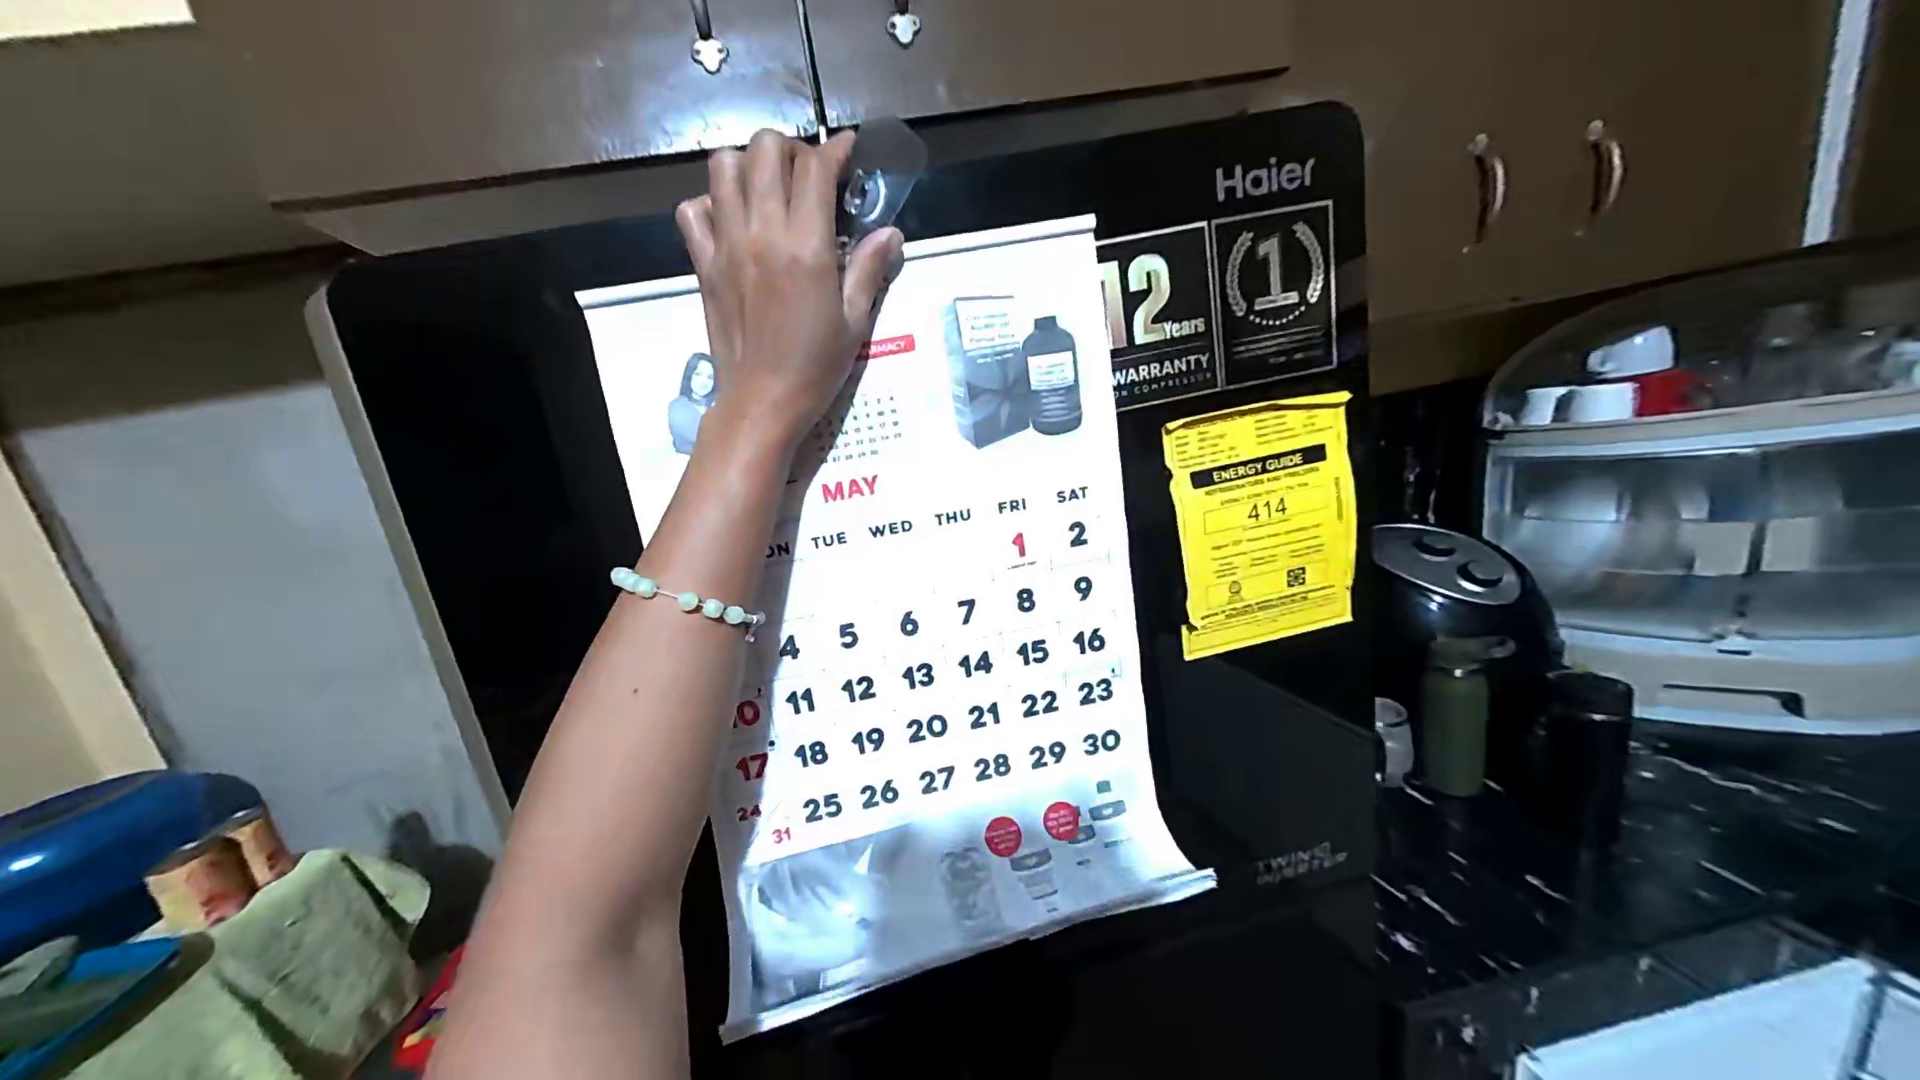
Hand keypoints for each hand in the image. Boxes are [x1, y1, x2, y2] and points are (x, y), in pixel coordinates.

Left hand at [675, 130, 904, 454]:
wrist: (762, 401)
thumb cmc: (815, 368)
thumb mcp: (854, 322)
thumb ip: (869, 270)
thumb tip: (890, 233)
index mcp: (805, 248)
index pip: (815, 169)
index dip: (835, 150)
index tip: (848, 151)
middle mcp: (761, 234)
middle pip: (764, 151)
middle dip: (791, 150)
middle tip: (809, 176)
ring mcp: (726, 246)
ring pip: (723, 167)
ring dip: (749, 165)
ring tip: (770, 190)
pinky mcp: (703, 264)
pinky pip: (693, 211)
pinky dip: (711, 203)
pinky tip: (733, 221)